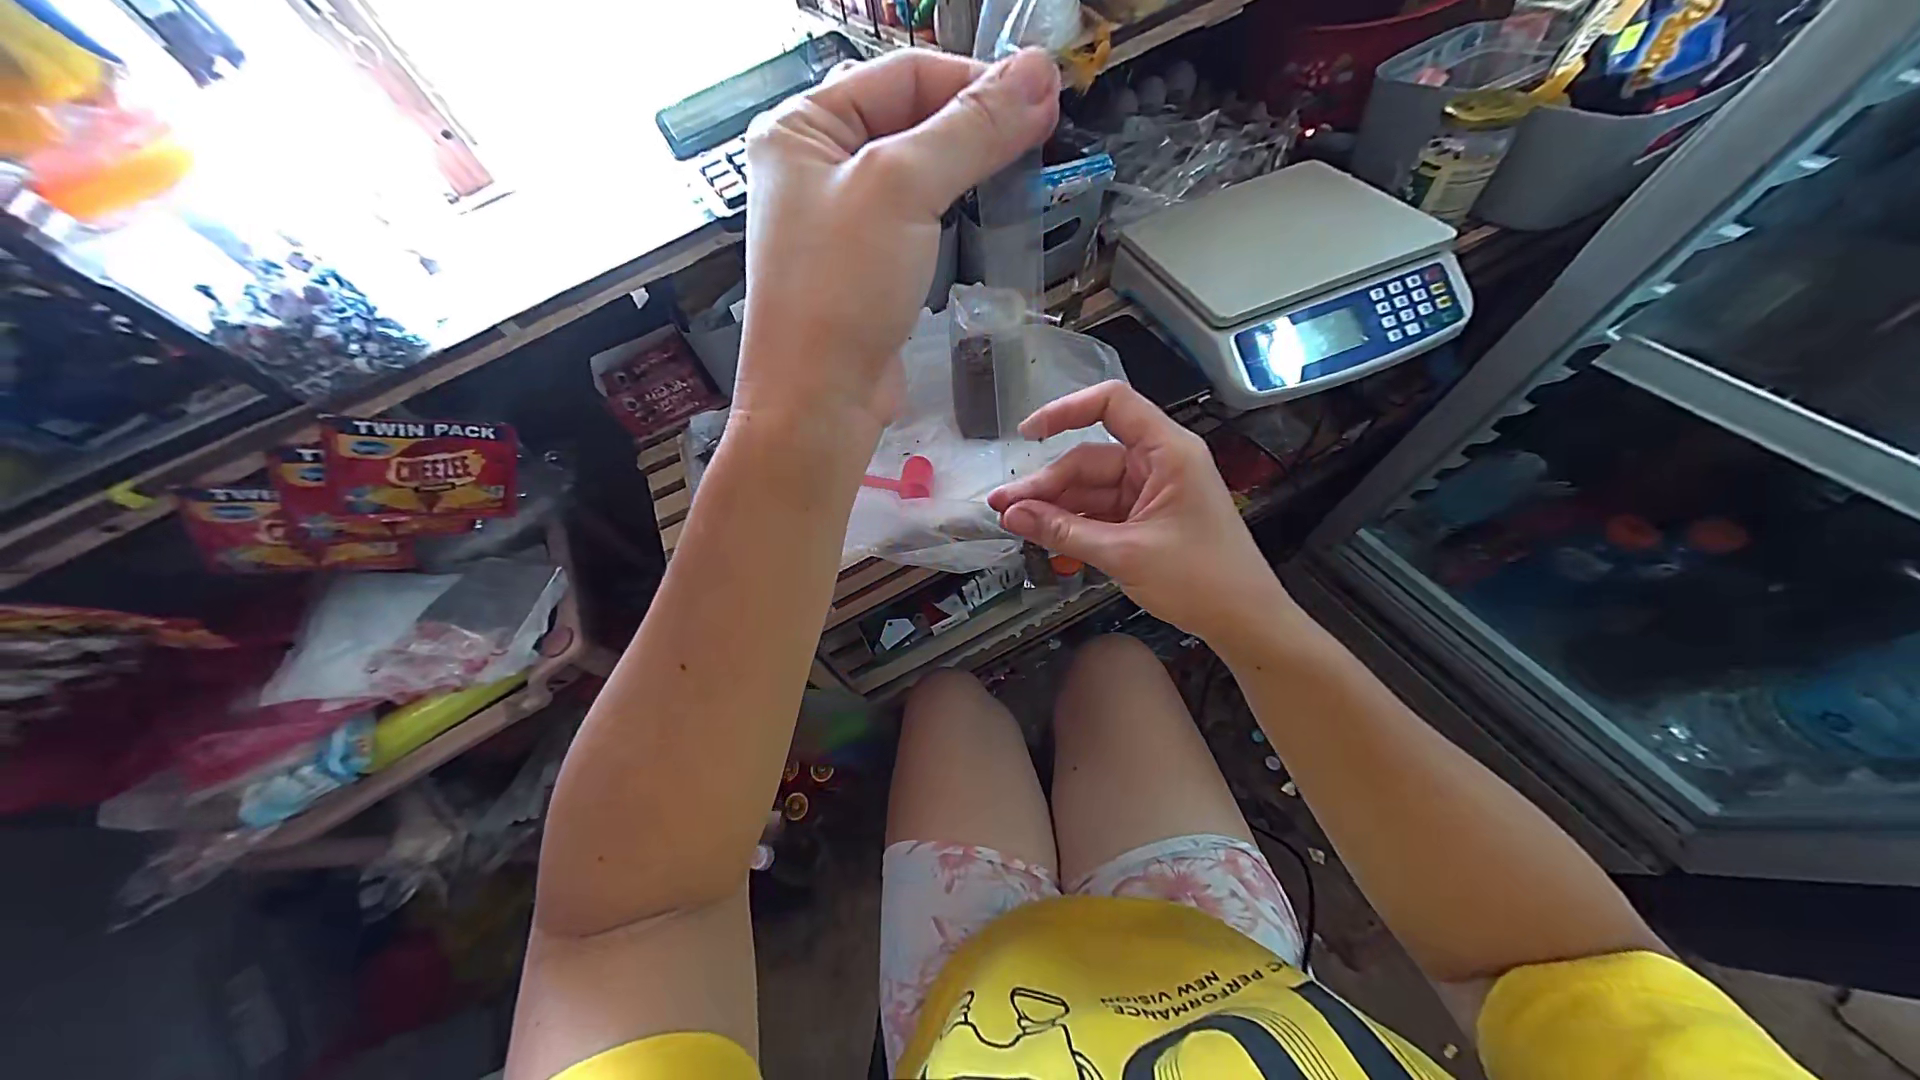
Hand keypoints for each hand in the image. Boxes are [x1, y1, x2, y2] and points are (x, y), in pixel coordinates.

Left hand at [737, 48, 1059, 439]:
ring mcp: (841, 222)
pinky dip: (953, 212)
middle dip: (975, 125)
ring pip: (918, 172)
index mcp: (801, 128)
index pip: (902, 75)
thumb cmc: (836, 295)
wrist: (821, 399)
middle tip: (1038, 135)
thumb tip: (1036, 74)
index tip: (1038, 98)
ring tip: (1020, 171)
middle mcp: (815, 169)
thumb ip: (970, 129)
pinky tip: (984, 213)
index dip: (974, 81)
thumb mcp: (902, 190)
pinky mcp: (866, 266)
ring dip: (968, 169)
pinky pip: (917, 219)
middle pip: (911, 120)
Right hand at [987, 381, 1301, 646]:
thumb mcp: (1125, 554)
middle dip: (1046, 483)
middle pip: (1090, 458)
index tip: (1029, 432)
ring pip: (1090, 488)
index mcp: (1168, 452)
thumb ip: (1065, 532)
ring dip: (1053, 505)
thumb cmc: (1204, 580)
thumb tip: (1013, 514)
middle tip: (1003, 505)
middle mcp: (1159, 463)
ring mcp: (1150, 492)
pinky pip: (1099, 511)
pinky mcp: (1145, 518)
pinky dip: (1072, 522)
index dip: (1066, 410)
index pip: (1113, 405)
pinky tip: (1041, 533)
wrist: (1245, 621)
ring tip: (1013, 522)